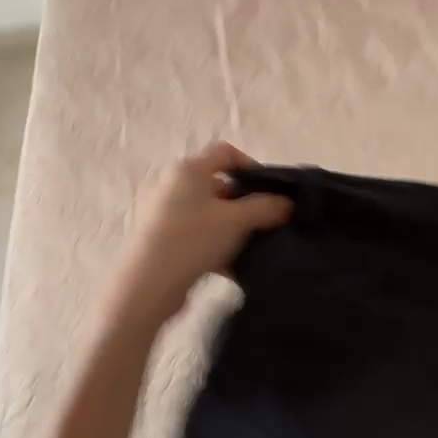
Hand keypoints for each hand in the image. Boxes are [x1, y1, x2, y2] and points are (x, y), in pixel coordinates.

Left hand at [107, 143, 292, 327]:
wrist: (148, 284)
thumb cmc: (193, 239)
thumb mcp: (237, 220)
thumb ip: (266, 208)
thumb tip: (289, 204)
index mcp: (189, 170)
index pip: (226, 153)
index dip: (252, 166)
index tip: (271, 191)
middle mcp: (174, 186)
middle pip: (219, 187)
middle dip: (246, 205)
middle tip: (268, 223)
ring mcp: (166, 215)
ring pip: (211, 217)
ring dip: (235, 231)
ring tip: (256, 249)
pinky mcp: (164, 242)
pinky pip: (200, 238)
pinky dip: (219, 249)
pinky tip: (237, 269)